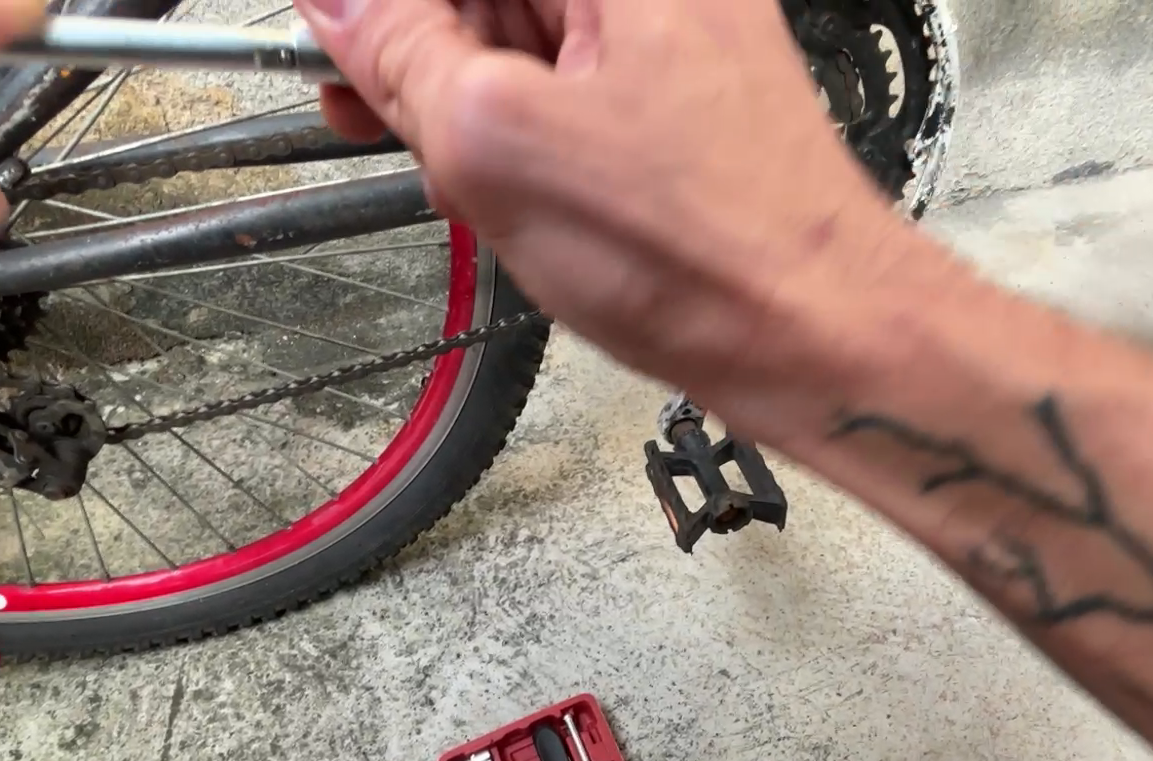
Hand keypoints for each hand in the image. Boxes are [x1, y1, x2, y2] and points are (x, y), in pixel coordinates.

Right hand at [299, 0, 929, 431]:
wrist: (814, 336)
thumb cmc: (697, 254)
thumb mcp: (499, 145)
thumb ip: (404, 55)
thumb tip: (339, 4)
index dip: (382, 13)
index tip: (343, 55)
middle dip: (425, 58)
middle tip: (375, 118)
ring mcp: (670, 43)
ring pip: (526, 49)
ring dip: (471, 112)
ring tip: (457, 185)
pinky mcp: (679, 112)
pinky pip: (573, 101)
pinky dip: (527, 145)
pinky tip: (510, 199)